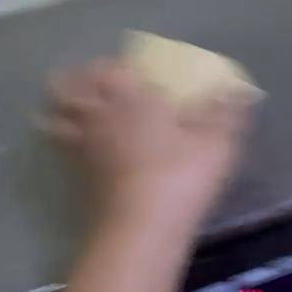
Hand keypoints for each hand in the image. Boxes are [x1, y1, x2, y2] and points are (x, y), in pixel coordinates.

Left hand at [44, 58, 251, 230]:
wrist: (142, 228)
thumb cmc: (182, 176)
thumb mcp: (217, 142)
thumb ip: (225, 112)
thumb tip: (237, 88)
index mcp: (131, 98)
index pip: (113, 67)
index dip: (120, 63)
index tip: (135, 66)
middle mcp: (99, 115)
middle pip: (69, 86)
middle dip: (78, 78)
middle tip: (97, 82)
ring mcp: (82, 146)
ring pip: (55, 116)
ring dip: (61, 107)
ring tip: (77, 109)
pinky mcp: (77, 175)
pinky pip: (61, 146)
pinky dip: (64, 138)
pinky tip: (84, 145)